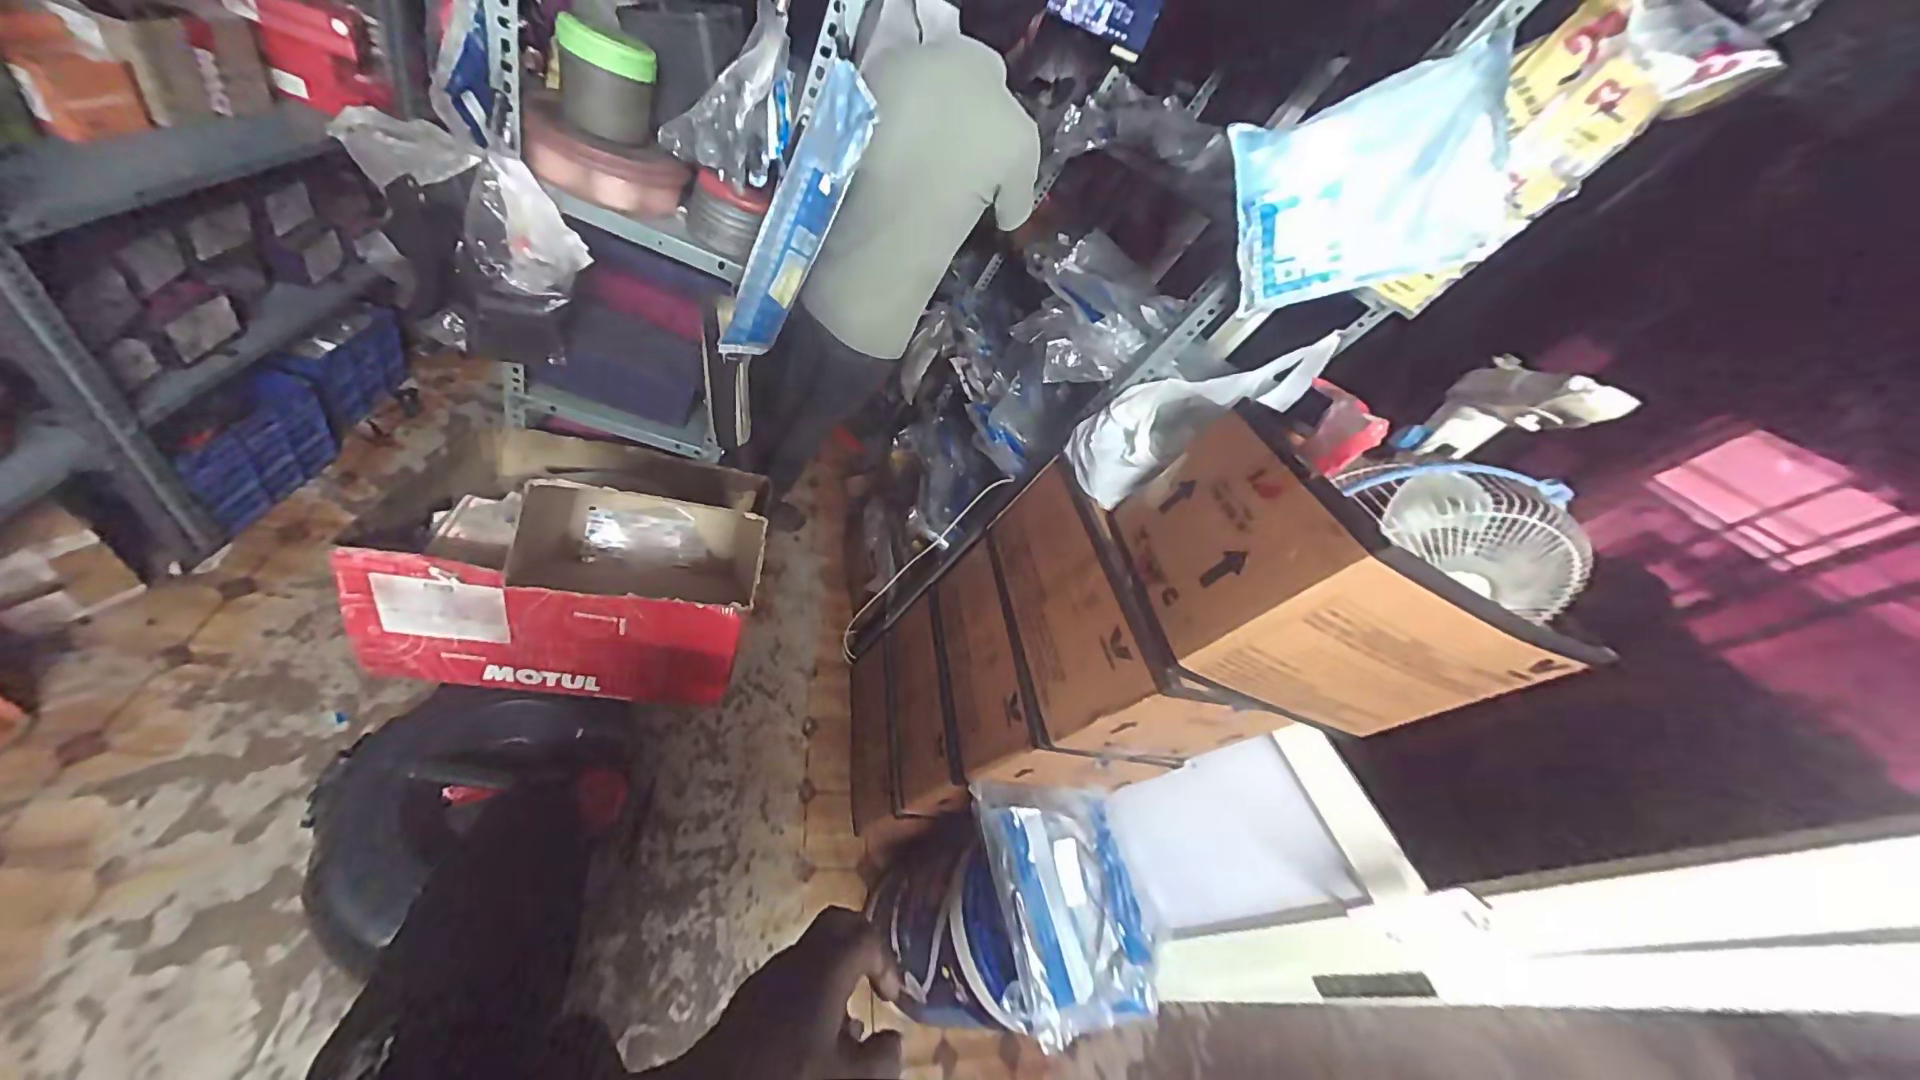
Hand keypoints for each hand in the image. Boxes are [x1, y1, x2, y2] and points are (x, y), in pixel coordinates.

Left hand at [654, 907, 905, 1079]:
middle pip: (838, 923)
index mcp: (825, 968)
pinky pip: (794, 973)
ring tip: (848, 1023)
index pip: (866, 937)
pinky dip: (815, 988)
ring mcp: (771, 973)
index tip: (891, 998)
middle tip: (875, 975)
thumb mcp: (843, 1079)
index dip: (887, 961)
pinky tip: (814, 1034)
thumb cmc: (785, 1077)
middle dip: (863, 943)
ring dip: (838, 971)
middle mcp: (798, 959)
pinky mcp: (752, 994)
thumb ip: (878, 1061)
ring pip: (815, 950)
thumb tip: (894, 1041)